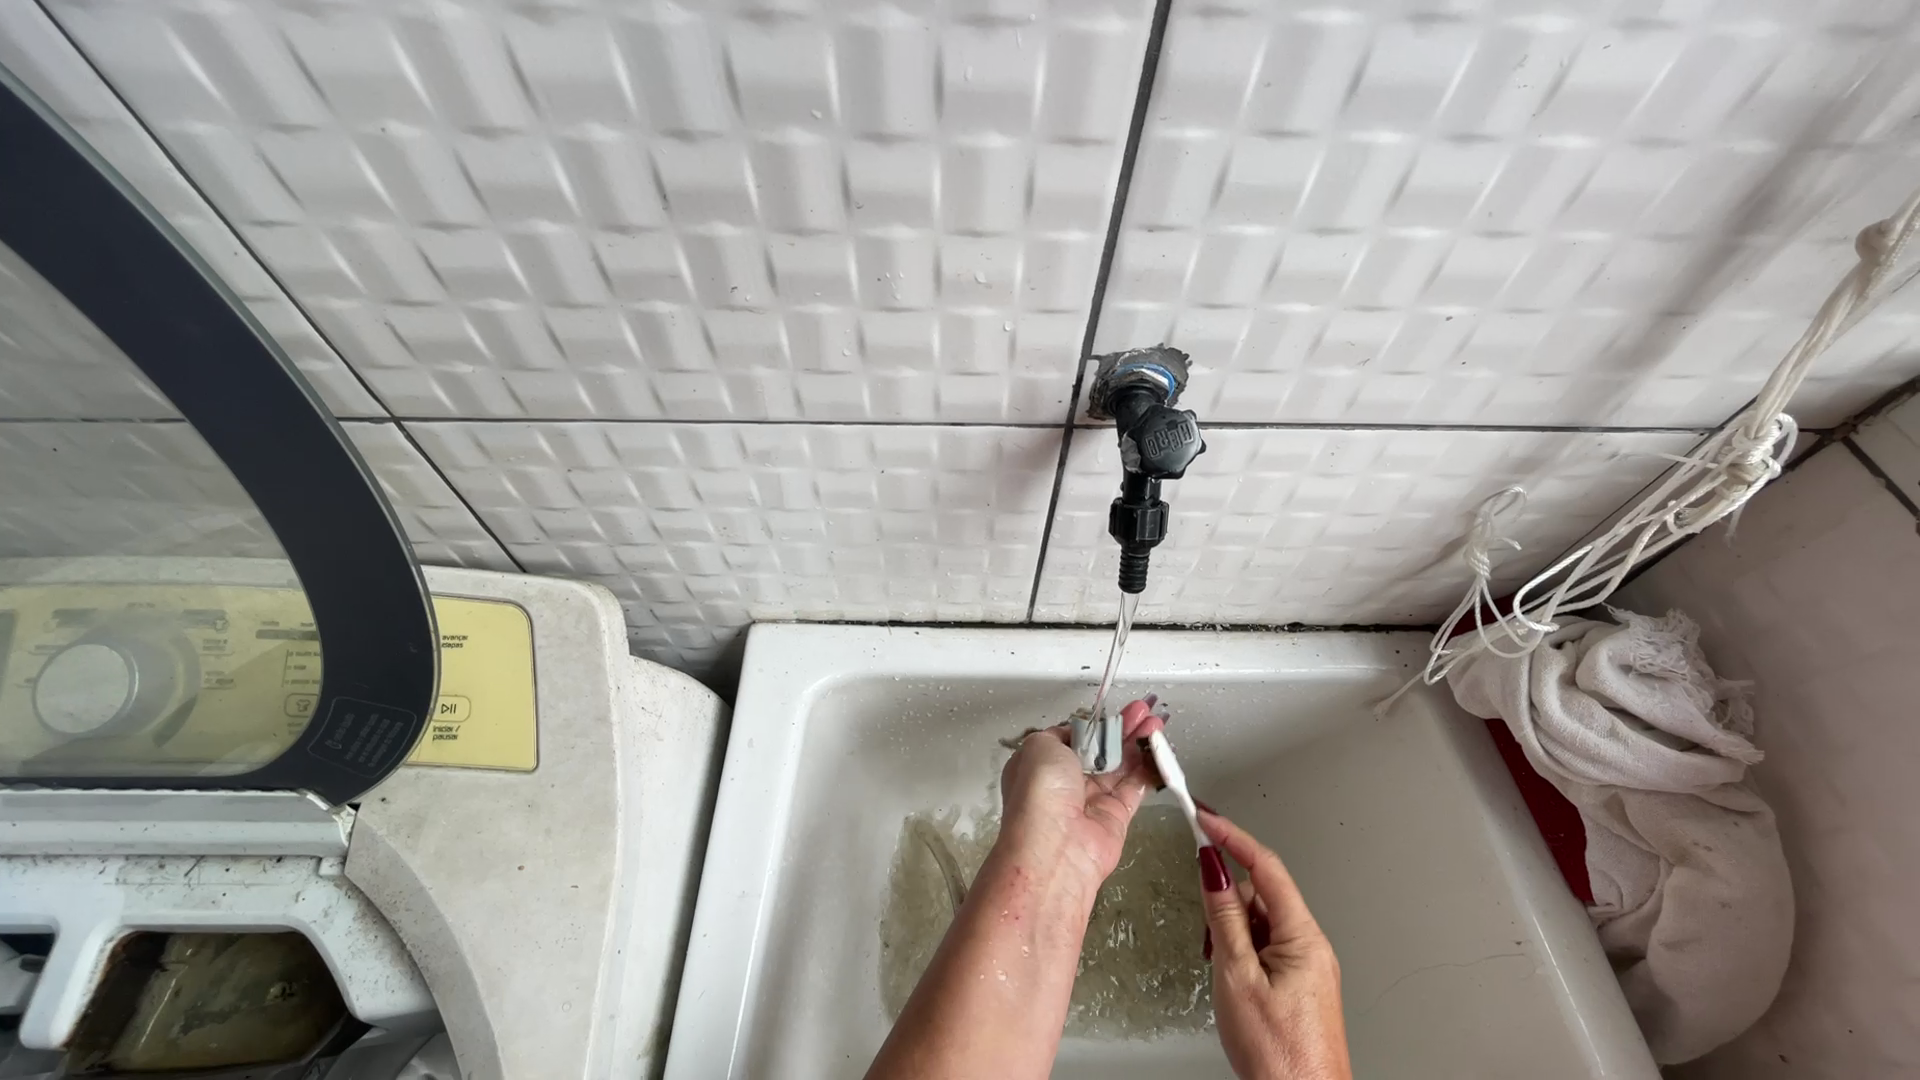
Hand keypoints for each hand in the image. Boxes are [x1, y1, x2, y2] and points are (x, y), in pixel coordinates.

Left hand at [996, 702, 1161, 889]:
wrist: (1055, 846)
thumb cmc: (1040, 790)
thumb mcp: (1040, 745)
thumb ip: (1063, 733)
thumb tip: (1078, 732)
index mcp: (1041, 763)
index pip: (1073, 737)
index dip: (1095, 724)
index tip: (1115, 711)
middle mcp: (1065, 782)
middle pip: (1100, 749)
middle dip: (1122, 728)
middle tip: (1144, 711)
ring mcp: (1091, 799)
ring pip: (1120, 765)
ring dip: (1138, 743)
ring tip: (1157, 723)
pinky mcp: (1116, 816)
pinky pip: (1135, 787)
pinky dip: (1149, 768)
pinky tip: (1159, 750)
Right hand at [1199, 810, 1351, 1079]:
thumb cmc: (1279, 1055)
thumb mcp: (1238, 975)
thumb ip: (1224, 916)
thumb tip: (1212, 866)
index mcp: (1303, 937)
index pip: (1265, 866)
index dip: (1233, 836)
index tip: (1205, 817)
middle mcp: (1309, 945)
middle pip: (1259, 892)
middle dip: (1225, 897)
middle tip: (1205, 923)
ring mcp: (1304, 964)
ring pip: (1258, 919)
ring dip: (1229, 927)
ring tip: (1218, 963)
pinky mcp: (1296, 982)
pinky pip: (1262, 943)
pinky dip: (1238, 946)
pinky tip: (1228, 972)